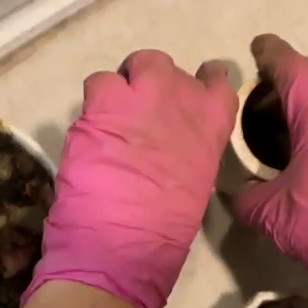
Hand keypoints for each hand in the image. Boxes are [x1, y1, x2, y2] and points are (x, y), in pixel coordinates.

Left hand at [23, 49, 237, 307]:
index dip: (197, 85)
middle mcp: (182, 96)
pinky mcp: (104, 100)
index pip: (216, 79)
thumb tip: (169, 151)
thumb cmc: (165, 230)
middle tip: (135, 115)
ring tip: (109, 122)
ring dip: (120, 89)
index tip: (182, 99)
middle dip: (149, 84)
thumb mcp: (194, 185)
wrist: (123, 240)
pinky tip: (90, 133)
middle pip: (163, 67)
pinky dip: (93, 105)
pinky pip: (98, 83)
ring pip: (130, 68)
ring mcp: (143, 93)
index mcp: (212, 122)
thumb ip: (187, 153)